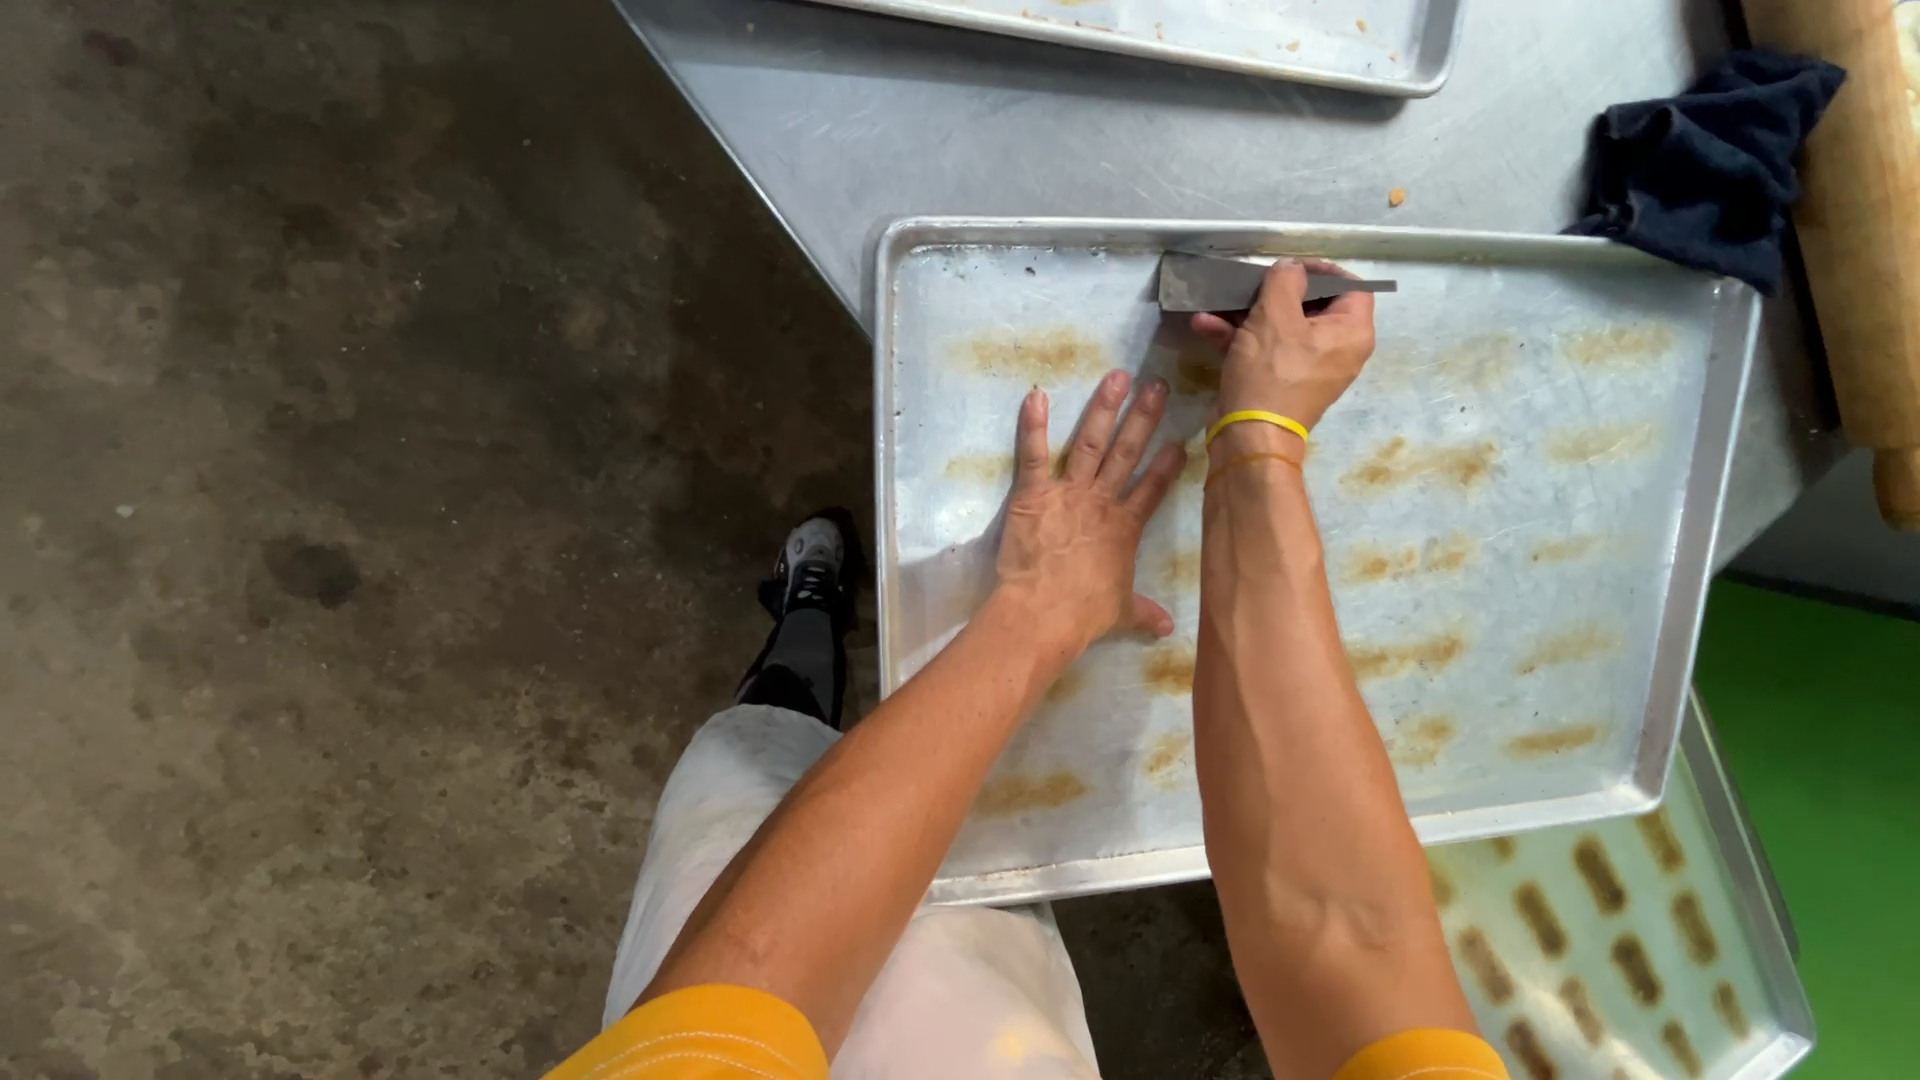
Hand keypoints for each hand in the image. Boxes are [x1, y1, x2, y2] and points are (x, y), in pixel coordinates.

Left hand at [995, 371, 1184, 657]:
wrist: (1043, 614)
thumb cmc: (1084, 614)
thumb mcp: (1121, 613)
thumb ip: (1144, 613)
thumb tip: (1167, 629)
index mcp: (1125, 527)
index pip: (1153, 489)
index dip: (1168, 465)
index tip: (1181, 440)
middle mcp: (1101, 502)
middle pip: (1126, 453)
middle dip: (1143, 418)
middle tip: (1156, 384)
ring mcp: (1068, 494)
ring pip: (1090, 443)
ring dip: (1103, 408)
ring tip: (1117, 376)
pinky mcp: (1033, 495)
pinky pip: (1034, 454)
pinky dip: (1033, 425)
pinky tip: (1035, 395)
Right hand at [1191, 258, 1376, 433]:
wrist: (1248, 436)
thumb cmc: (1270, 373)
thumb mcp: (1274, 316)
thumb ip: (1284, 281)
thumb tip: (1291, 268)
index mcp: (1351, 333)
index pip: (1350, 286)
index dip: (1320, 270)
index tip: (1288, 266)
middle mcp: (1337, 351)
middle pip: (1311, 307)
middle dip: (1272, 293)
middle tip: (1250, 284)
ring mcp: (1307, 369)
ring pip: (1280, 329)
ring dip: (1245, 316)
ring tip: (1216, 304)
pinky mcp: (1280, 383)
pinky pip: (1265, 351)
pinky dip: (1239, 339)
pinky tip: (1206, 326)